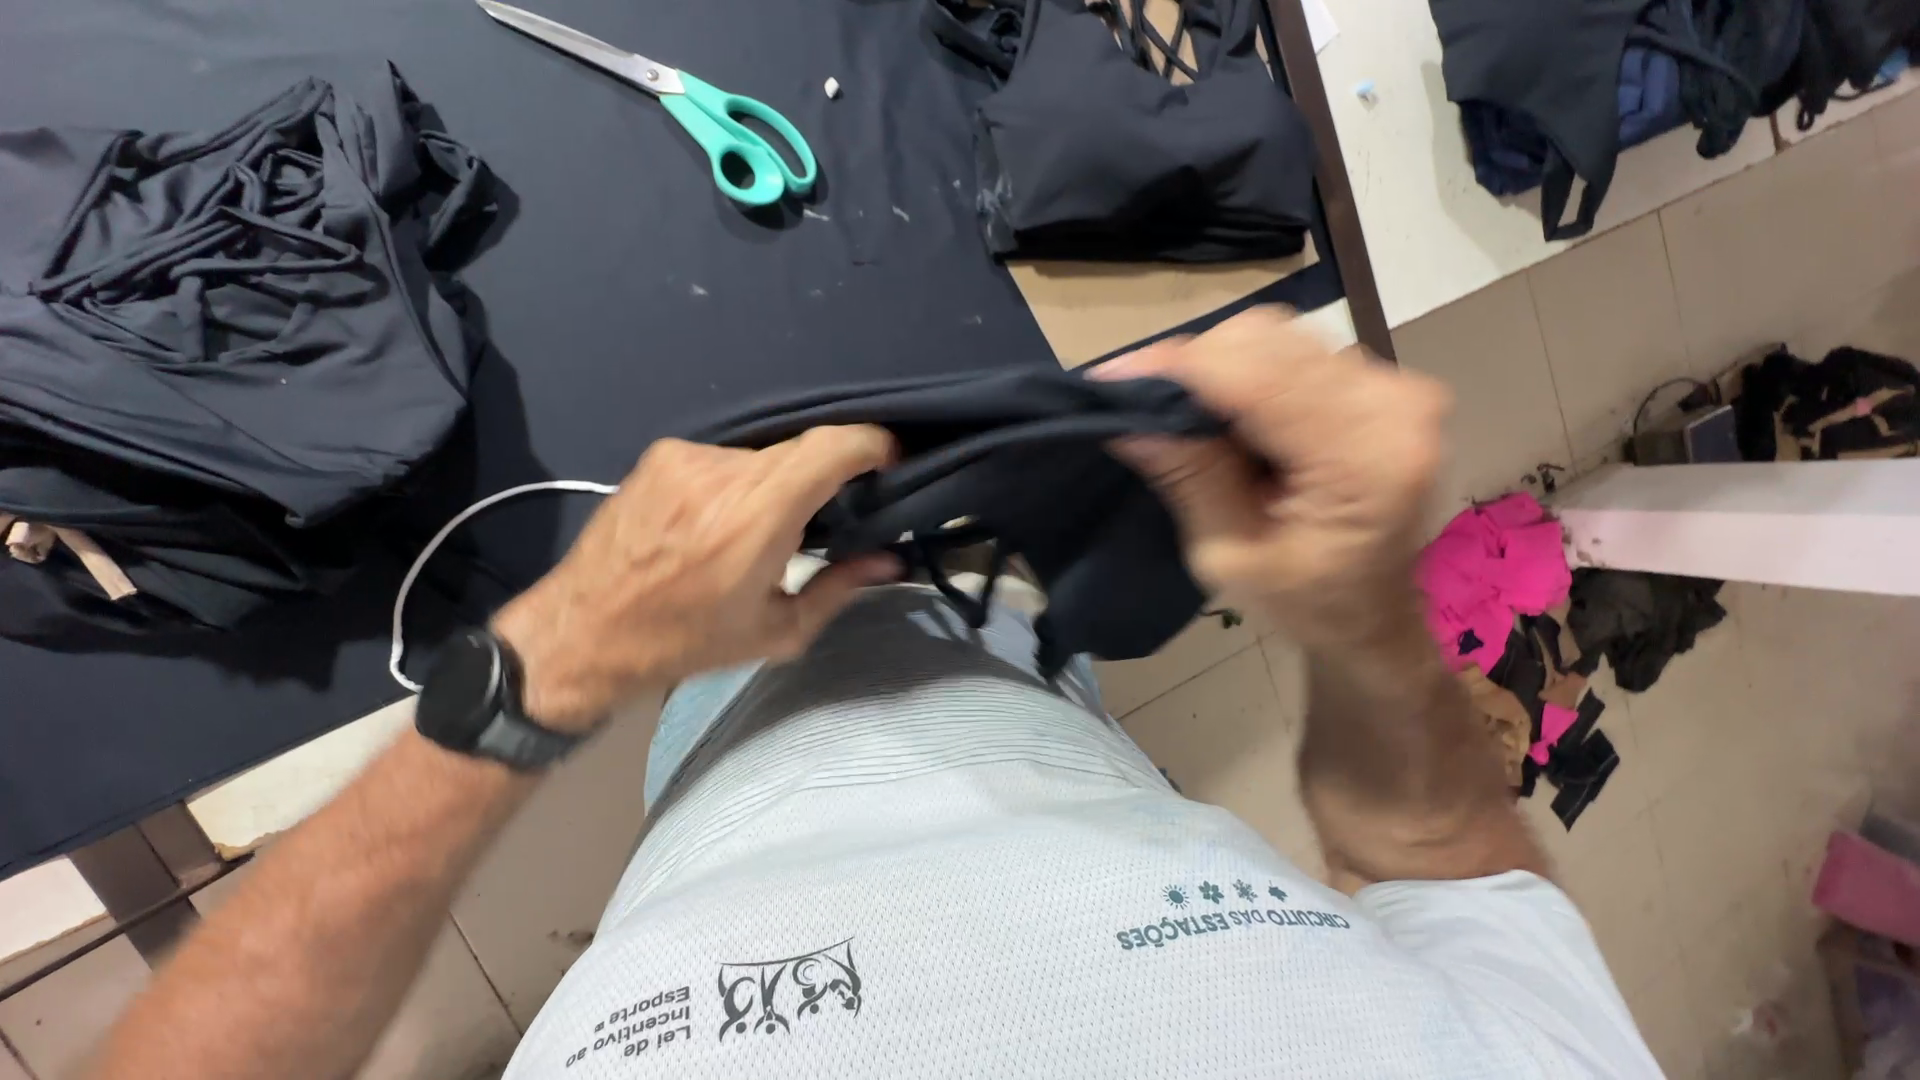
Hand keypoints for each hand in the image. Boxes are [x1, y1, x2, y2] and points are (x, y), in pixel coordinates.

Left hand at [490, 426, 900, 732]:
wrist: (583, 631)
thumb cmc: (687, 642)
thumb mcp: (776, 631)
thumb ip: (839, 587)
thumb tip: (890, 560)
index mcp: (757, 516)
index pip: (832, 447)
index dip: (873, 444)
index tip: (890, 462)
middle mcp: (723, 472)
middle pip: (803, 449)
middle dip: (828, 474)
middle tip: (831, 512)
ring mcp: (686, 457)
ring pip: (763, 455)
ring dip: (779, 483)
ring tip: (762, 528)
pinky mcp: (661, 454)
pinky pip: (725, 458)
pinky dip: (740, 482)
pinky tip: (720, 520)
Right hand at [1096, 307, 1449, 648]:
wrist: (1369, 616)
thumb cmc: (1301, 604)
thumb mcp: (1228, 554)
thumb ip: (1188, 476)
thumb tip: (1124, 419)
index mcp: (1363, 459)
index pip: (1258, 379)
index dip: (1177, 368)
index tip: (1108, 379)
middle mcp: (1390, 405)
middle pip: (1266, 342)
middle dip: (1192, 366)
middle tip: (1139, 404)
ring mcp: (1391, 387)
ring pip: (1275, 335)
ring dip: (1216, 366)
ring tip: (1179, 412)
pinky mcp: (1379, 382)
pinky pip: (1293, 348)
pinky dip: (1243, 369)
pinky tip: (1220, 409)